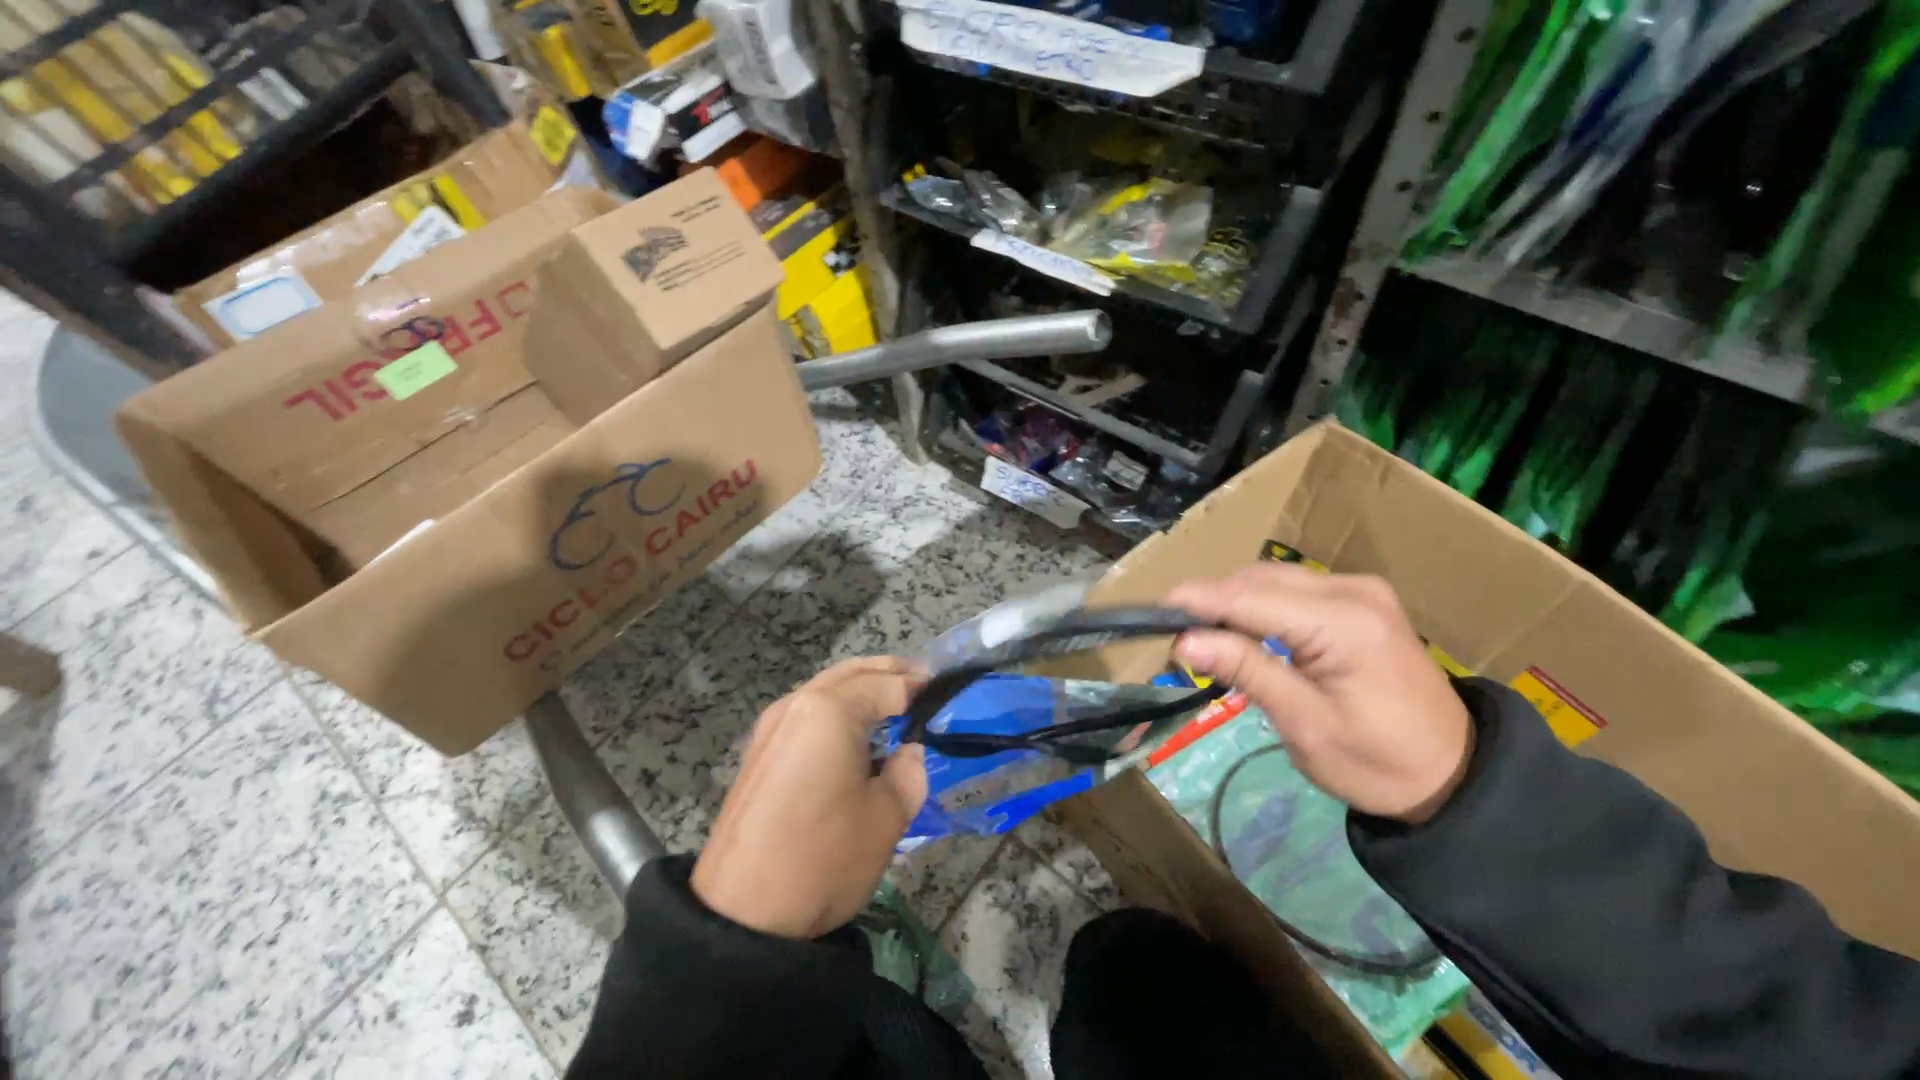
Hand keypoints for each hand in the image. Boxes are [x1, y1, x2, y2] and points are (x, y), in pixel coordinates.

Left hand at [691, 656, 927, 937]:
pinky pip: (805, 715)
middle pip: (850, 674)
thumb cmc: (824, 858)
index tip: (946, 692)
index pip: (886, 685)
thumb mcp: (886, 819)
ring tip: (893, 707)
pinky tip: (855, 737)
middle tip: (922, 682)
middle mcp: (796, 706)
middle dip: (887, 673)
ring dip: (859, 690)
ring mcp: (770, 728)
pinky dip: (835, 712)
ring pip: (824, 691)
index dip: (919, 687)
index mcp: (829, 711)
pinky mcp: (758, 754)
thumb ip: (908, 774)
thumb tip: (909, 753)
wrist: (742, 914)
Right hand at [1164, 564, 1473, 823]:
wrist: (1451, 774)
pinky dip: (1258, 605)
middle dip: (1211, 601)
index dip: (1197, 602)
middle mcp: (1353, 591)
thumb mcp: (1305, 724)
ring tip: (1195, 634)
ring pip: (1274, 580)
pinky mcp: (1360, 602)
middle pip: (1260, 580)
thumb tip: (1185, 641)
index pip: (1251, 598)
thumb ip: (1247, 672)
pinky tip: (1238, 629)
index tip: (1150, 612)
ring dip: (1232, 602)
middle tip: (1168, 634)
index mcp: (1344, 622)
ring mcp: (1360, 591)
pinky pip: (1294, 591)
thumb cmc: (1376, 762)